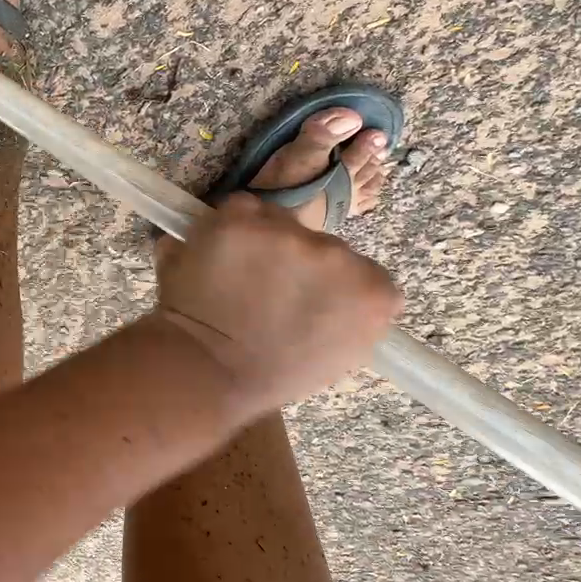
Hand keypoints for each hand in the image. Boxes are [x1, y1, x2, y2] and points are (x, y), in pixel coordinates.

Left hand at [150, 192, 401, 412]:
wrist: (208, 367)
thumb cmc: (269, 373)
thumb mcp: (337, 351)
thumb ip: (346, 311)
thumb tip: (333, 288)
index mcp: (373, 292)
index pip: (358, 269)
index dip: (324, 280)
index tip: (300, 296)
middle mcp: (338, 255)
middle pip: (317, 241)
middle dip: (292, 258)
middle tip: (261, 287)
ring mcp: (288, 235)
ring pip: (277, 219)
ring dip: (260, 237)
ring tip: (233, 272)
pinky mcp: (241, 222)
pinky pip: (239, 208)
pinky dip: (227, 224)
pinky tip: (215, 253)